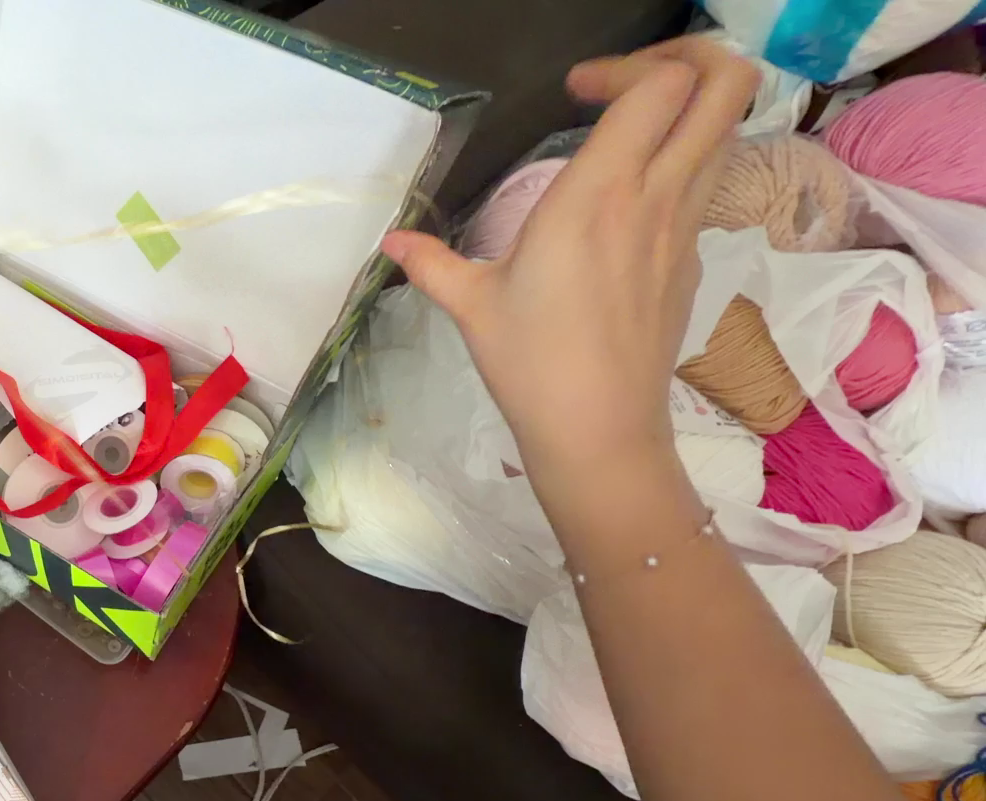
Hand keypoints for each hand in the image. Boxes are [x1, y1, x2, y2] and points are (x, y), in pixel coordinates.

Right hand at [381, 37, 759, 487]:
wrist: (595, 422)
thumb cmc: (527, 361)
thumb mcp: (469, 306)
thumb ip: (430, 262)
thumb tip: (391, 242)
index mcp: (596, 196)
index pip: (657, 87)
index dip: (624, 67)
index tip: (573, 92)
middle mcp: (655, 196)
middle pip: (727, 80)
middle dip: (690, 57)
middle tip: (628, 84)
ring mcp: (684, 224)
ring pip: (729, 125)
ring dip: (692, 106)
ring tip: (633, 129)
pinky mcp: (689, 254)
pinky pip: (707, 178)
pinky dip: (683, 158)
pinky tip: (628, 196)